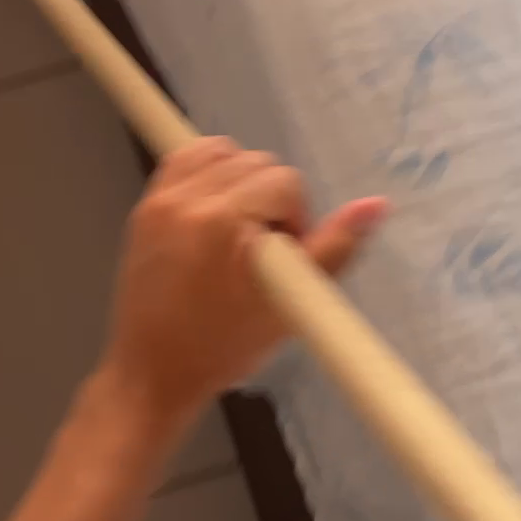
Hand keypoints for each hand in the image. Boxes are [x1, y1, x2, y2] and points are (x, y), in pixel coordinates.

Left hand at [97, 138, 387, 422]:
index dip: (295, 216)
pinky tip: (214, 211)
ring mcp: (158, 200)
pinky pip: (181, 161)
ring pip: (216, 151)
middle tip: (262, 248)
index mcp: (220, 220)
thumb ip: (333, 248)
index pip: (283, 180)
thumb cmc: (224, 345)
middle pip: (253, 161)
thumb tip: (376, 204)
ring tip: (239, 226)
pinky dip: (205, 172)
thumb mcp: (290, 302)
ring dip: (239, 178)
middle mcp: (185, 199)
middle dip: (270, 198)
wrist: (155, 368)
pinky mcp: (143, 207)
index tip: (283, 255)